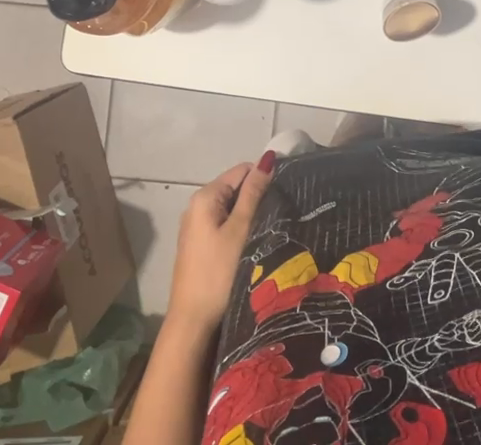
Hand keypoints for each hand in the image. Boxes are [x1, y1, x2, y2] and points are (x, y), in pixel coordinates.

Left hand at [167, 154, 274, 332]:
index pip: (242, 170)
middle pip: (236, 189)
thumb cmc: (218, 272)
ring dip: (251, 216)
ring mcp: (196, 228)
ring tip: (272, 230)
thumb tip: (268, 158)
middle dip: (258, 198)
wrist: (193, 322)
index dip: (264, 178)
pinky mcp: (200, 246)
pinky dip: (241, 229)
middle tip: (281, 215)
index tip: (287, 195)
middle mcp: (196, 206)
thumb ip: (253, 193)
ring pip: (232, 209)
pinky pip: (225, 226)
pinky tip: (254, 244)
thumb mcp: (240, 229)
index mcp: (205, 197)